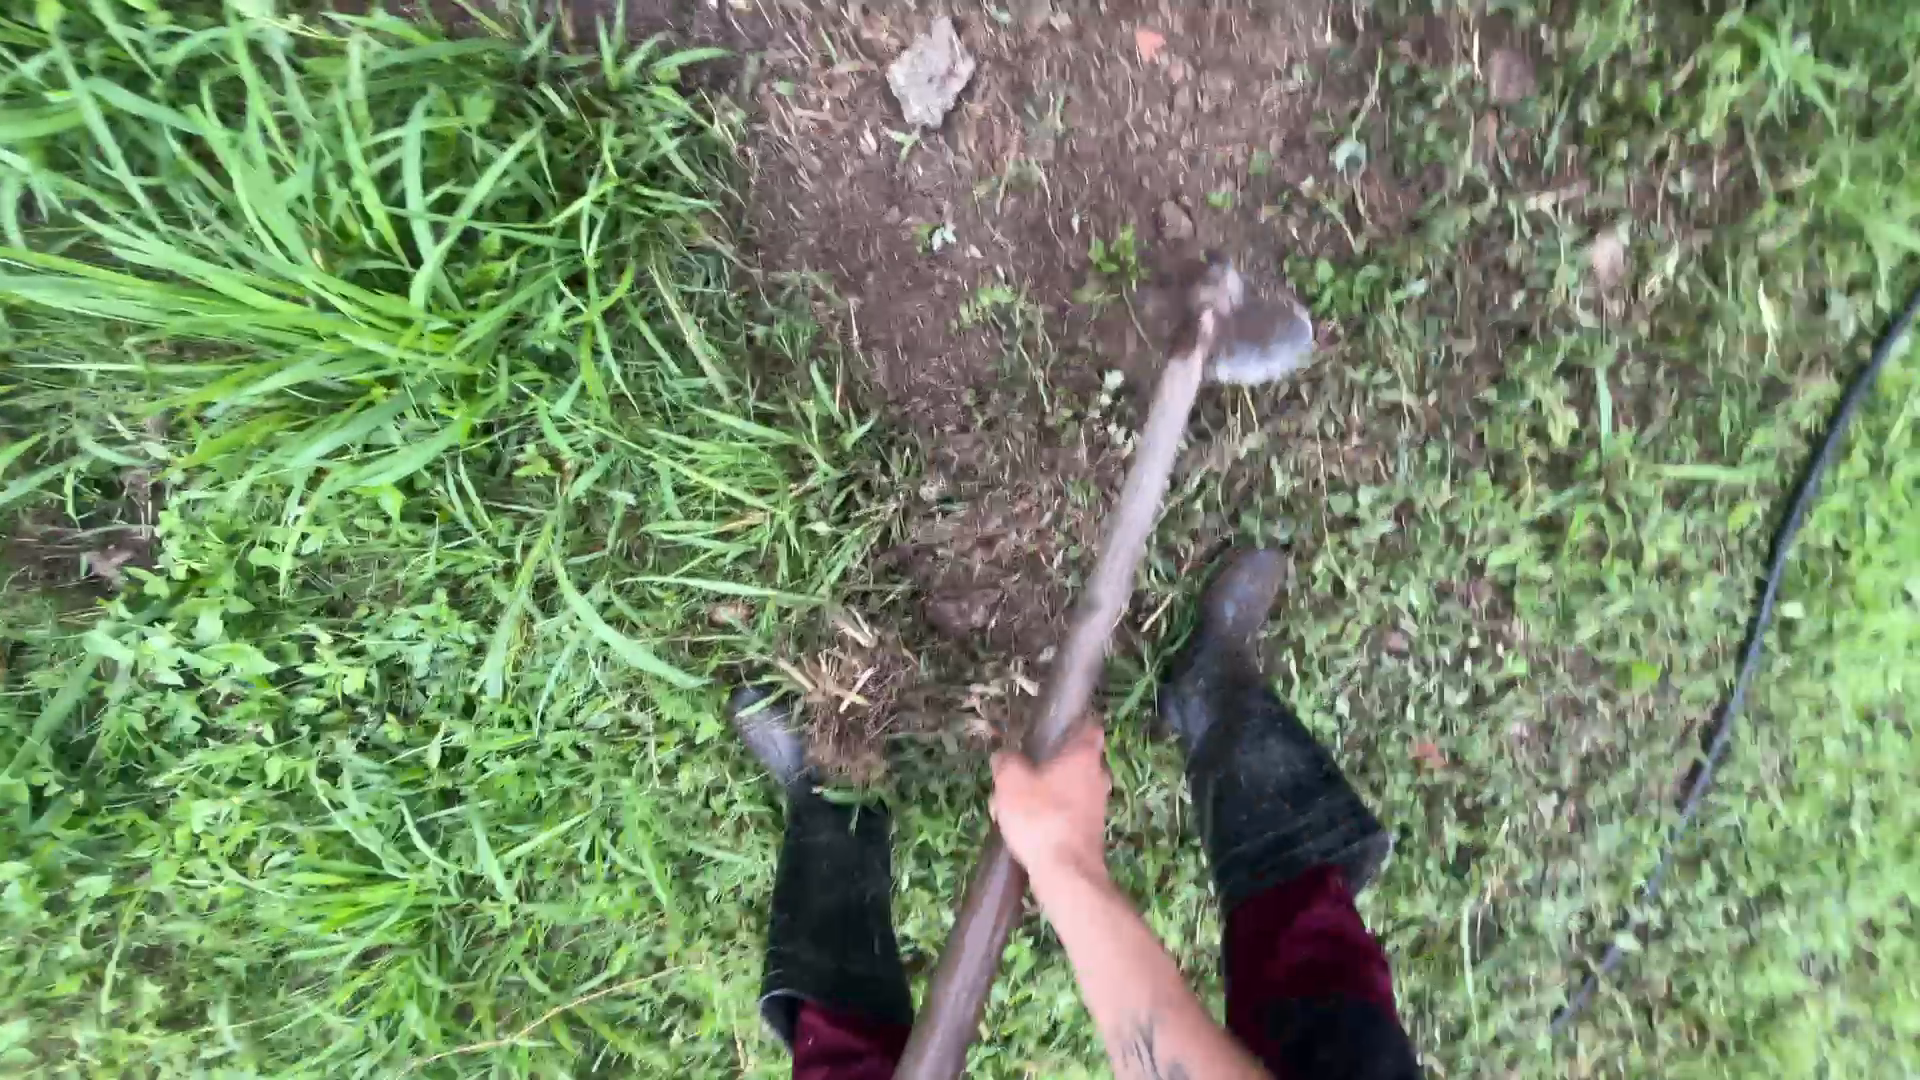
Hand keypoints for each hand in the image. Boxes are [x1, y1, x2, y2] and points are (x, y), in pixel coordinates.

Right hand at [990, 722, 1111, 891]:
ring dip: (1047, 792)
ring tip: (1015, 804)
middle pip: (1078, 759)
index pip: (1090, 726)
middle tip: (1025, 768)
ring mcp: (1097, 806)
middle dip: (1052, 762)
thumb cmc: (1041, 817)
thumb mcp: (1011, 782)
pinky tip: (1025, 829)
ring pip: (1070, 788)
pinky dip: (1050, 815)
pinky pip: (1069, 812)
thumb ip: (1006, 762)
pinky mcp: (1091, 832)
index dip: (1075, 722)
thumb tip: (1003, 756)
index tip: (1055, 725)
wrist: (1067, 874)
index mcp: (1084, 756)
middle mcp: (1098, 776)